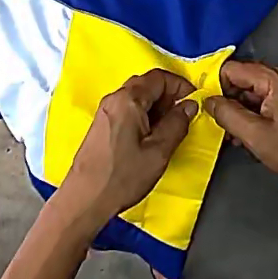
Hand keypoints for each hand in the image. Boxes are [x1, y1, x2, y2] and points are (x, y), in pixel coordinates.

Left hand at [56, 69, 196, 223]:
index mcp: (127, 100)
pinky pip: (127, 109)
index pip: (159, 77)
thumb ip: (177, 123)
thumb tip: (189, 106)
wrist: (84, 201)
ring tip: (169, 130)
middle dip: (169, 95)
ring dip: (157, 107)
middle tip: (183, 115)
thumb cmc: (121, 177)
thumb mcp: (159, 151)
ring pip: (137, 97)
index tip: (193, 101)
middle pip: (147, 84)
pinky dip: (144, 115)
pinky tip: (150, 137)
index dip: (181, 85)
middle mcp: (113, 100)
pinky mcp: (101, 126)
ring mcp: (105, 112)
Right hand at [205, 61, 277, 198]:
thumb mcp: (255, 135)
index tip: (206, 108)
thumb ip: (228, 114)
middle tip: (223, 129)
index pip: (232, 69)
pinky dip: (256, 118)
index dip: (215, 86)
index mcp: (275, 79)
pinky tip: (253, 140)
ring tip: (238, 139)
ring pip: (254, 94)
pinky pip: (267, 103)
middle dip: (229, 103)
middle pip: (243, 81)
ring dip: (241, 114)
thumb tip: (209, 100)